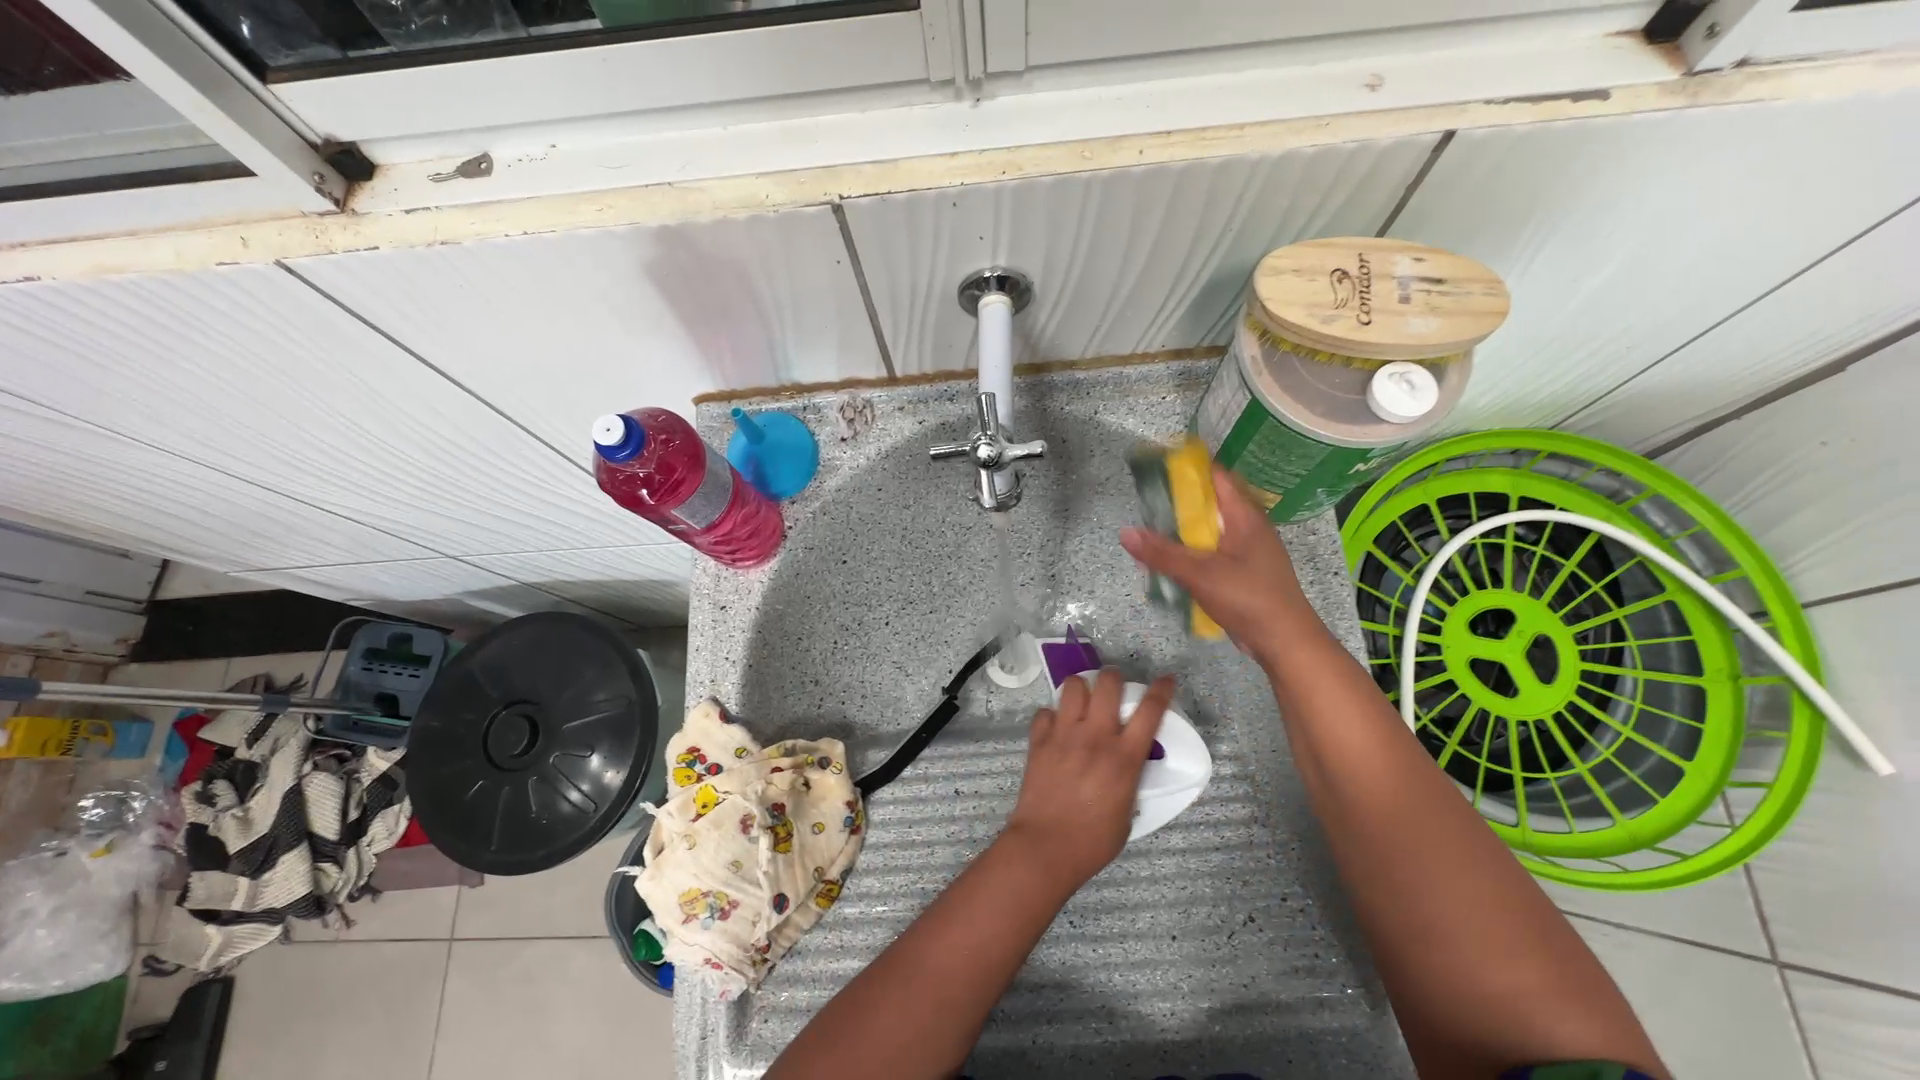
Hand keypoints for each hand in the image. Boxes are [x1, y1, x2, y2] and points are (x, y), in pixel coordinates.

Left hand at [1001, 669, 1173, 889]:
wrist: (1046, 847)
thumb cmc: (1094, 841)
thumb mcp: (1128, 810)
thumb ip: (1130, 780)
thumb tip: (1126, 767)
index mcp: (1125, 757)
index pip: (1151, 710)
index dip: (1162, 689)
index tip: (1166, 679)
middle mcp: (1096, 737)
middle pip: (1107, 683)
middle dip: (1113, 679)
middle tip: (1114, 689)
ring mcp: (1064, 736)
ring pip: (1073, 687)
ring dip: (1081, 689)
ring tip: (1082, 702)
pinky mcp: (1038, 742)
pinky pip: (1044, 712)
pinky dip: (1052, 716)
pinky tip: (1056, 728)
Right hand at [1119, 465, 1316, 666]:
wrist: (1285, 641)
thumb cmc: (1248, 598)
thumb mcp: (1200, 574)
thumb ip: (1162, 553)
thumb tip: (1126, 533)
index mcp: (1244, 516)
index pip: (1216, 477)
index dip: (1187, 470)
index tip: (1156, 470)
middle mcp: (1249, 528)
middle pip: (1210, 505)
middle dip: (1178, 506)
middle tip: (1147, 509)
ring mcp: (1250, 552)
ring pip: (1211, 532)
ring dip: (1184, 535)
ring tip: (1153, 540)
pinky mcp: (1247, 573)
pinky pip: (1215, 554)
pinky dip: (1194, 556)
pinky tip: (1174, 568)